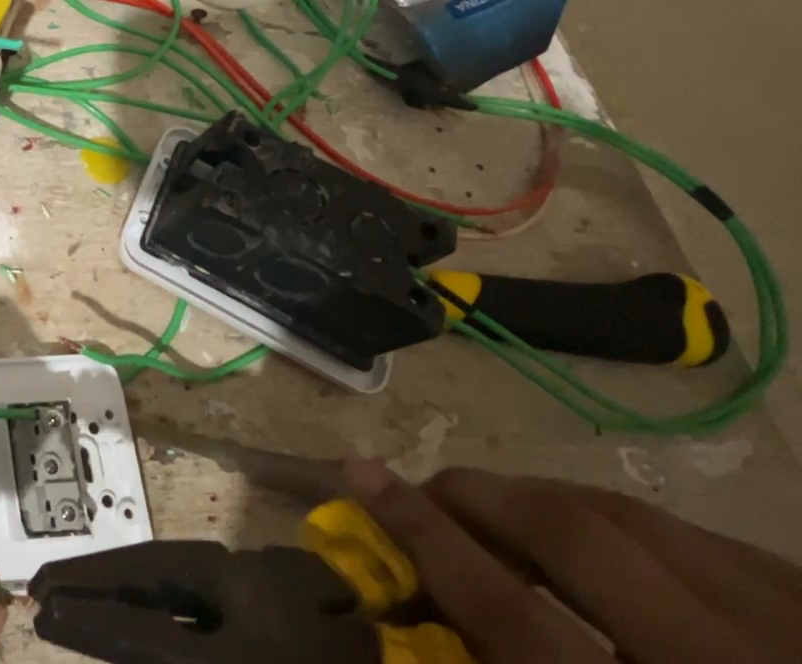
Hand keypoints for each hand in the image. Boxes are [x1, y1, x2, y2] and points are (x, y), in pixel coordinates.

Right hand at [346, 459, 801, 662]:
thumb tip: (435, 606)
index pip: (506, 610)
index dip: (422, 535)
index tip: (359, 472)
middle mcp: (722, 662)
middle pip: (570, 539)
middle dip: (479, 496)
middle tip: (426, 488)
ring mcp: (789, 630)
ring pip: (635, 518)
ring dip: (546, 501)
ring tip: (503, 509)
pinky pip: (705, 536)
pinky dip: (629, 527)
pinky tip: (607, 543)